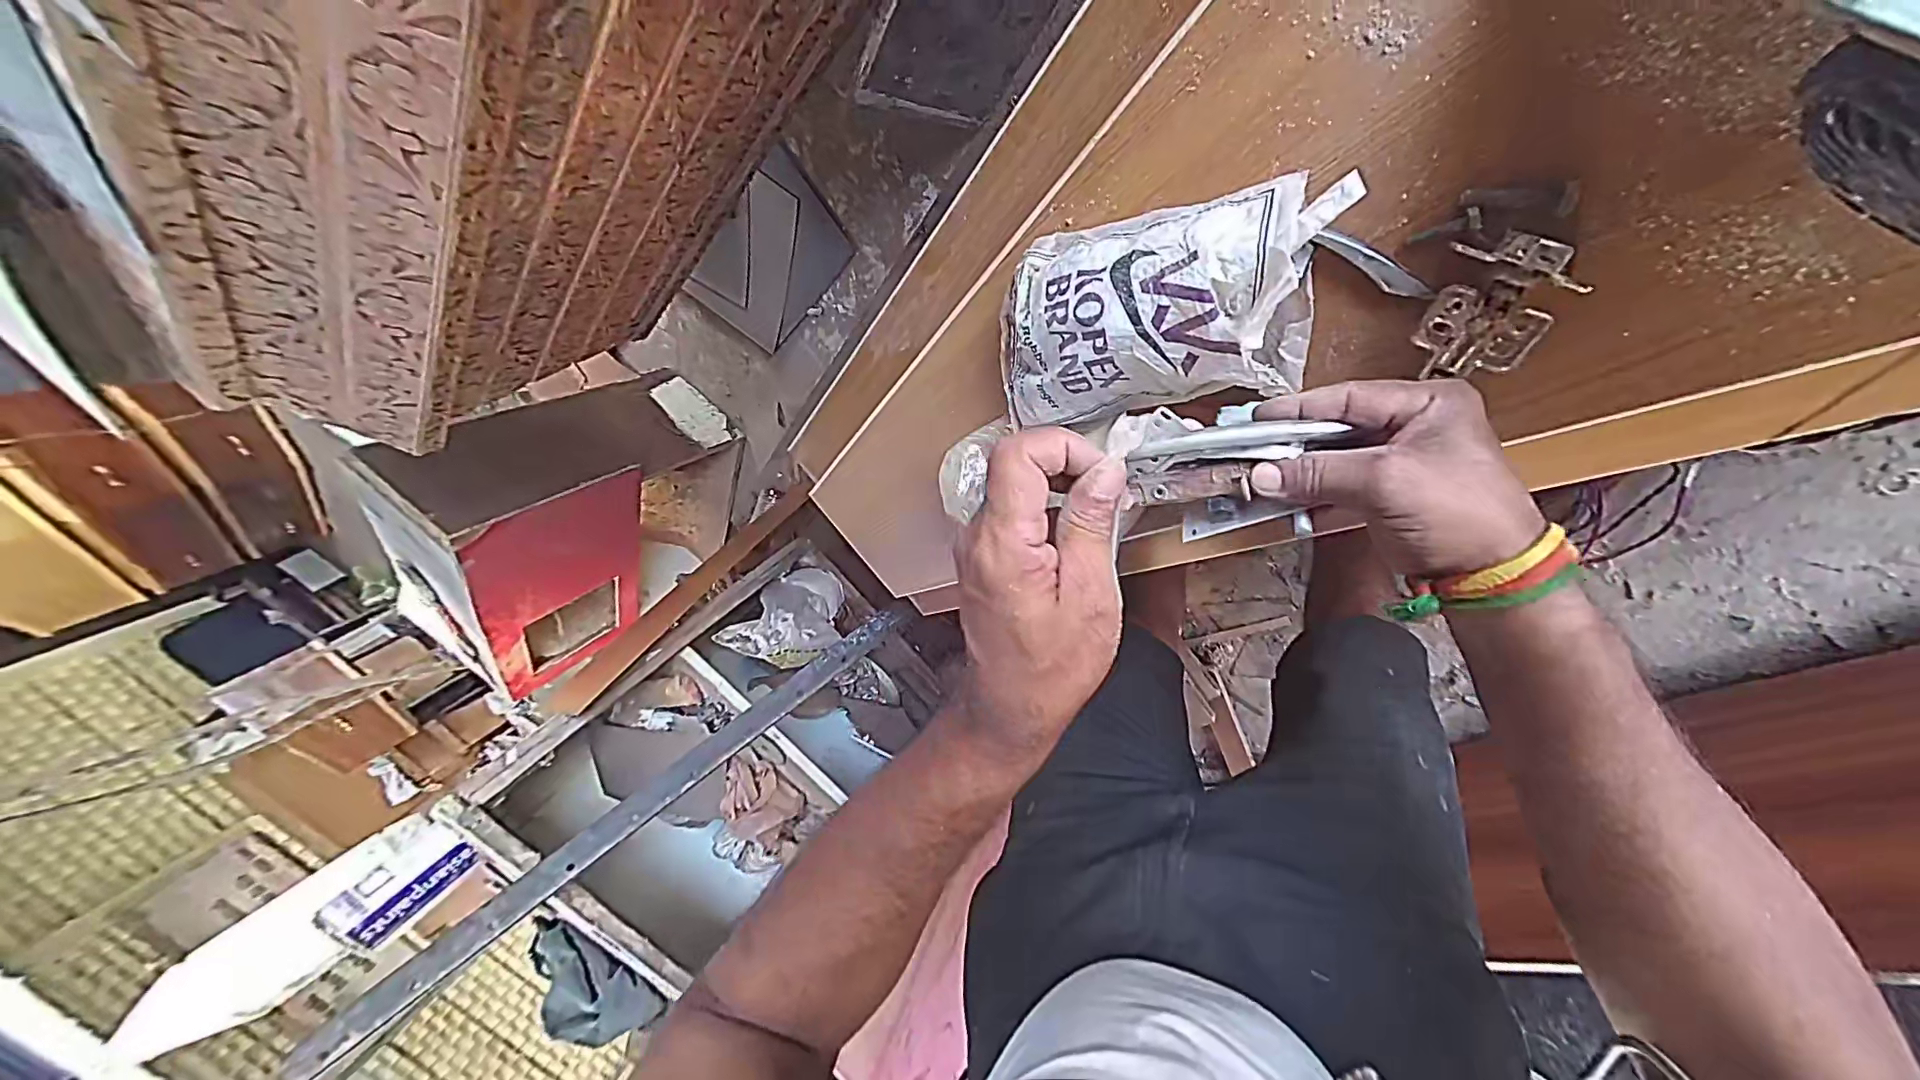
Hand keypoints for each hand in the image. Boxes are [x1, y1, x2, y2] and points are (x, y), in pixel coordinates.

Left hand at [952, 428, 1125, 759]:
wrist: (1010, 704)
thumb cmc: (1050, 668)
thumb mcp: (1091, 596)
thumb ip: (1093, 525)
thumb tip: (1105, 473)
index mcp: (1004, 543)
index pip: (1018, 452)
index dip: (1065, 447)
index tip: (1101, 471)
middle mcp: (978, 536)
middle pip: (1014, 460)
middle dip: (1067, 463)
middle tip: (1105, 491)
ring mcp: (975, 543)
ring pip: (1014, 481)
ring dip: (1059, 486)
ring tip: (1095, 518)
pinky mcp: (982, 552)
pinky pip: (1012, 508)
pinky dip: (1047, 507)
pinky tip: (1073, 538)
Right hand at [1251, 380, 1546, 578]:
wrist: (1491, 573)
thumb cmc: (1464, 513)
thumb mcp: (1384, 479)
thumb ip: (1319, 472)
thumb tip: (1265, 472)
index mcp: (1426, 403)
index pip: (1347, 397)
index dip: (1298, 409)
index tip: (1259, 420)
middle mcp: (1411, 427)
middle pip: (1335, 430)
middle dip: (1294, 445)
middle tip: (1254, 451)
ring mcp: (1396, 463)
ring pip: (1332, 461)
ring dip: (1298, 473)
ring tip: (1263, 478)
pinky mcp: (1385, 495)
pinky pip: (1336, 488)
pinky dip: (1310, 496)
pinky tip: (1284, 502)